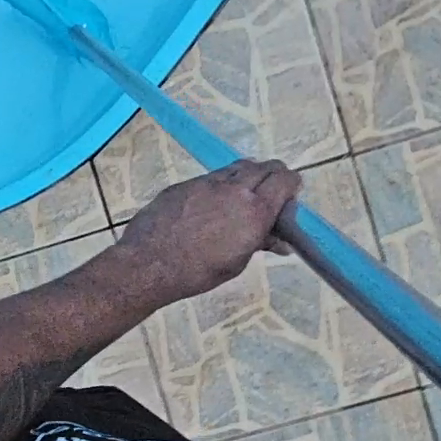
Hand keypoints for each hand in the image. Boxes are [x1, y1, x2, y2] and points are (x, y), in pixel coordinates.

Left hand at [112, 160, 301, 305]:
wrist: (148, 265)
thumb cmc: (197, 273)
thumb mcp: (236, 262)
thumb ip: (259, 242)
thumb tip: (279, 241)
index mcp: (255, 211)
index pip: (285, 180)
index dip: (291, 185)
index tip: (289, 194)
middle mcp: (234, 190)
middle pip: (264, 167)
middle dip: (271, 176)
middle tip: (269, 191)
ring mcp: (205, 183)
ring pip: (235, 168)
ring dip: (244, 177)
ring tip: (239, 195)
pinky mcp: (182, 185)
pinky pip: (208, 178)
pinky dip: (217, 186)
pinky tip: (207, 204)